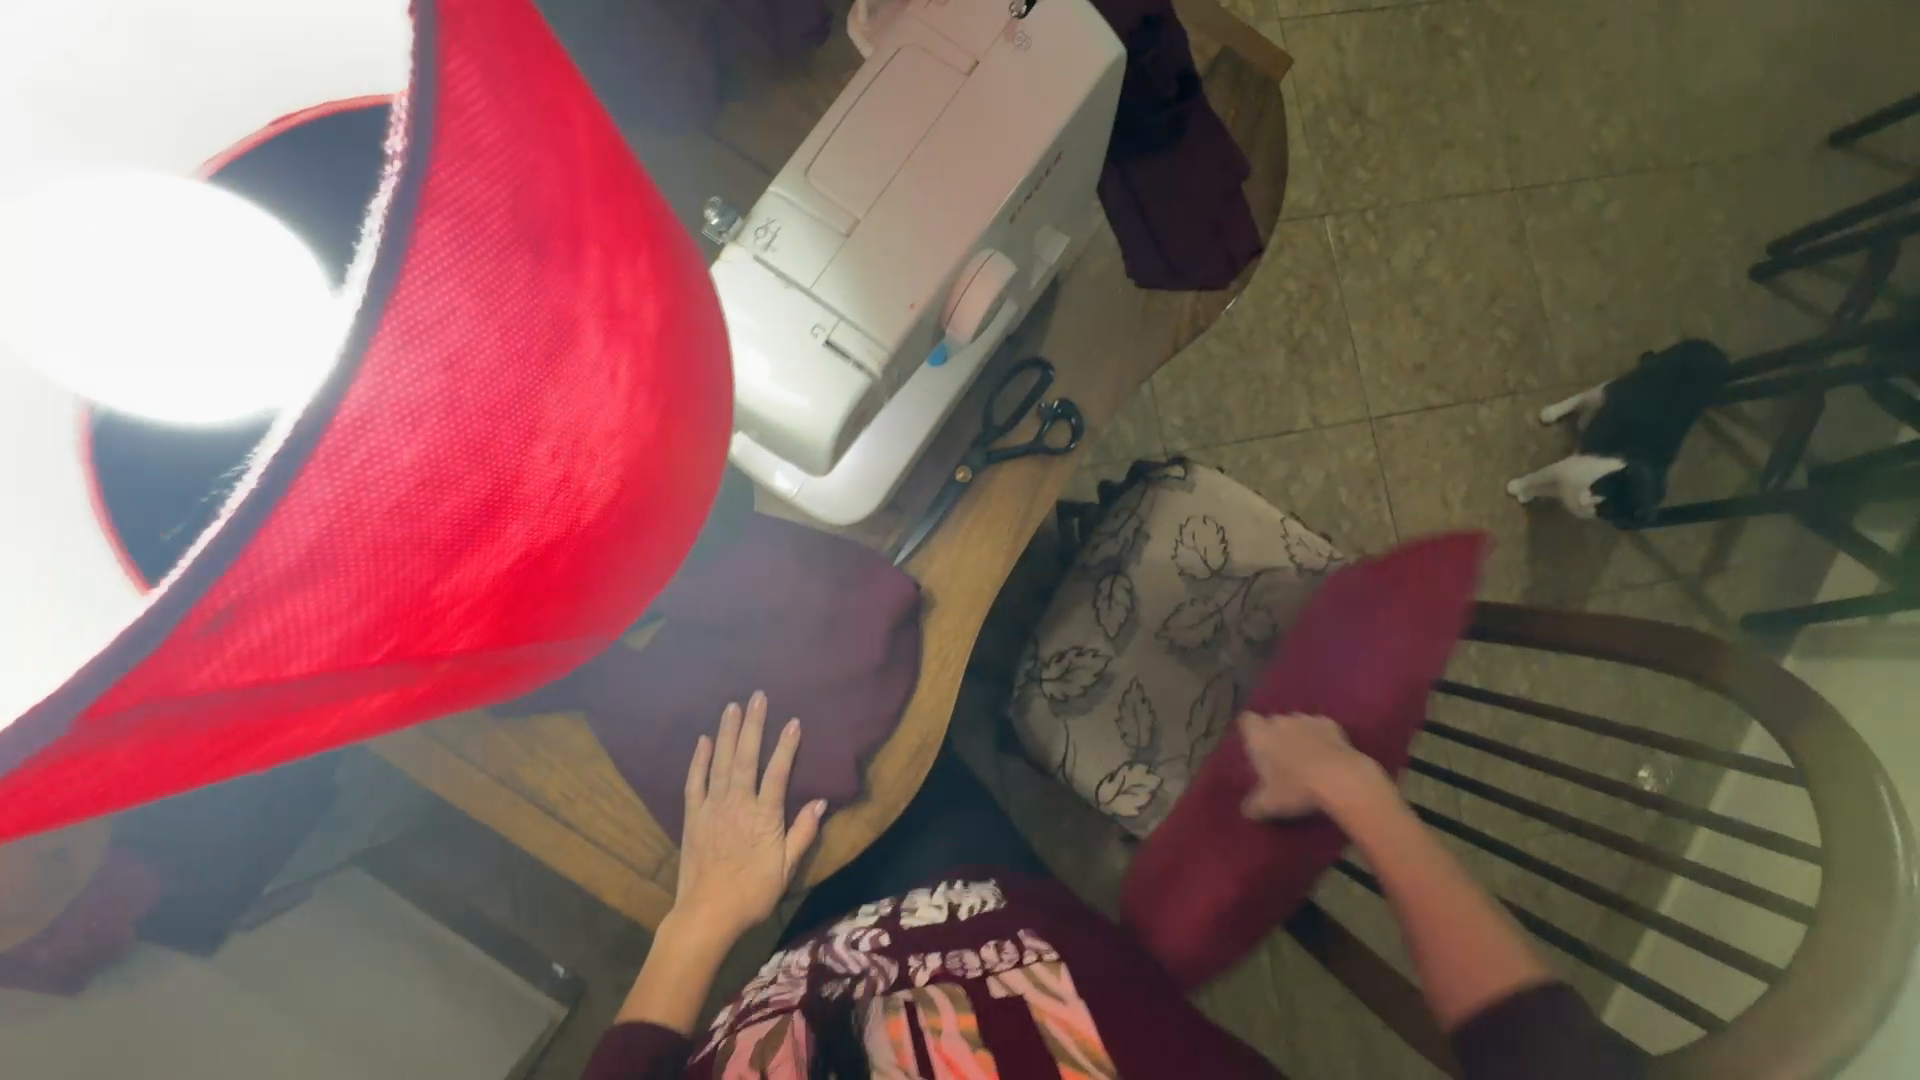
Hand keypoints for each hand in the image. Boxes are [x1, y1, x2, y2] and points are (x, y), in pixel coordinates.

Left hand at [673, 692, 825, 947]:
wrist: (706, 916)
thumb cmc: (752, 894)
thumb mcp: (786, 868)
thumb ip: (802, 833)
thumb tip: (821, 802)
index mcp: (764, 817)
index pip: (778, 773)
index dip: (786, 746)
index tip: (793, 721)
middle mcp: (737, 804)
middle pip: (746, 757)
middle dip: (753, 725)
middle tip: (757, 696)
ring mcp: (712, 808)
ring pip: (721, 762)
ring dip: (727, 732)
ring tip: (732, 706)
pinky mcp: (692, 817)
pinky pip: (695, 782)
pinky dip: (699, 759)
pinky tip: (704, 740)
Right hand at [1238, 712, 1388, 821]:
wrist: (1340, 779)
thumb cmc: (1296, 788)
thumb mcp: (1269, 805)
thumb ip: (1253, 806)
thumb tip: (1247, 811)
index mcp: (1259, 736)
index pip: (1246, 720)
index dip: (1250, 731)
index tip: (1254, 746)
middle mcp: (1279, 721)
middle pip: (1272, 721)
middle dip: (1275, 735)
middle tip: (1281, 759)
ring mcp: (1306, 720)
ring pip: (1297, 723)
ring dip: (1299, 735)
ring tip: (1307, 757)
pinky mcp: (1331, 724)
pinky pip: (1321, 727)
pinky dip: (1322, 737)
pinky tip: (1328, 754)